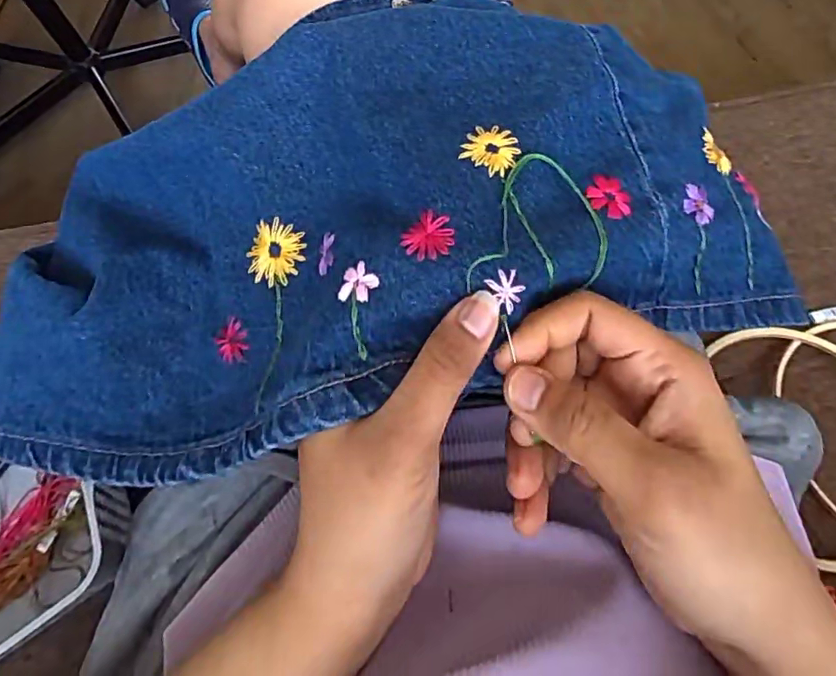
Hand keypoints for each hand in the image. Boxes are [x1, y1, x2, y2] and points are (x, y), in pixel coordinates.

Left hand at [277, 290, 500, 664]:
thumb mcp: (403, 436)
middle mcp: (356, 374)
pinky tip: (488, 344)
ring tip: (500, 288)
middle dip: (444, 298)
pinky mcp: (409, 421)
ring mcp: (385, 397)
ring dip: (457, 331)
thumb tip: (482, 301)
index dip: (418, 274)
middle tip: (494, 258)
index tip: (465, 240)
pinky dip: (460, 365)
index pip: (376, 304)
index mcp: (335, 368)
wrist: (365, 593)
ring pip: (425, 351)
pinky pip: (437, 380)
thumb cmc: (365, 513)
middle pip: (405, 324)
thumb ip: (439, 371)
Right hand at [495, 292, 835, 675]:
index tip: (504, 372)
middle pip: (562, 358)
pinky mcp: (607, 454)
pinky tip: (532, 512)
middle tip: (520, 446)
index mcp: (662, 365)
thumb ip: (579, 424)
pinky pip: (557, 441)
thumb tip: (513, 377)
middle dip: (532, 399)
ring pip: (551, 401)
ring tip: (524, 493)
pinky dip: (539, 470)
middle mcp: (638, 380)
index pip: (589, 315)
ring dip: (529, 443)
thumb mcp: (647, 483)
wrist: (752, 624)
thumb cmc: (717, 543)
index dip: (542, 330)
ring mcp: (621, 418)